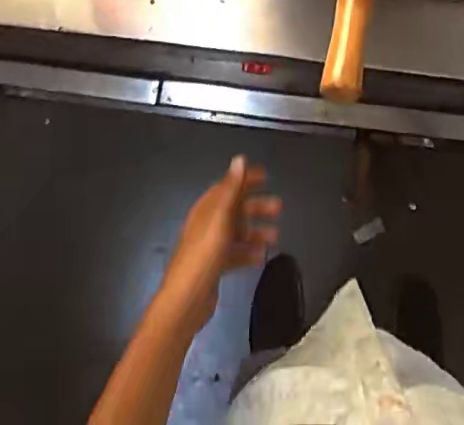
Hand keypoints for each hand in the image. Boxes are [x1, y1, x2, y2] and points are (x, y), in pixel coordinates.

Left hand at [155, 156, 280, 331]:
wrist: (185, 302)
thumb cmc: (202, 256)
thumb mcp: (219, 219)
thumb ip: (231, 189)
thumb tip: (239, 159)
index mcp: (206, 210)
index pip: (227, 186)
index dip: (245, 179)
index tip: (265, 176)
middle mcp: (207, 225)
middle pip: (235, 209)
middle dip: (257, 206)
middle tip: (278, 207)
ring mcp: (211, 247)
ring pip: (238, 233)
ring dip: (256, 231)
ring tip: (275, 235)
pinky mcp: (215, 267)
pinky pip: (236, 254)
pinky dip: (249, 252)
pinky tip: (261, 256)